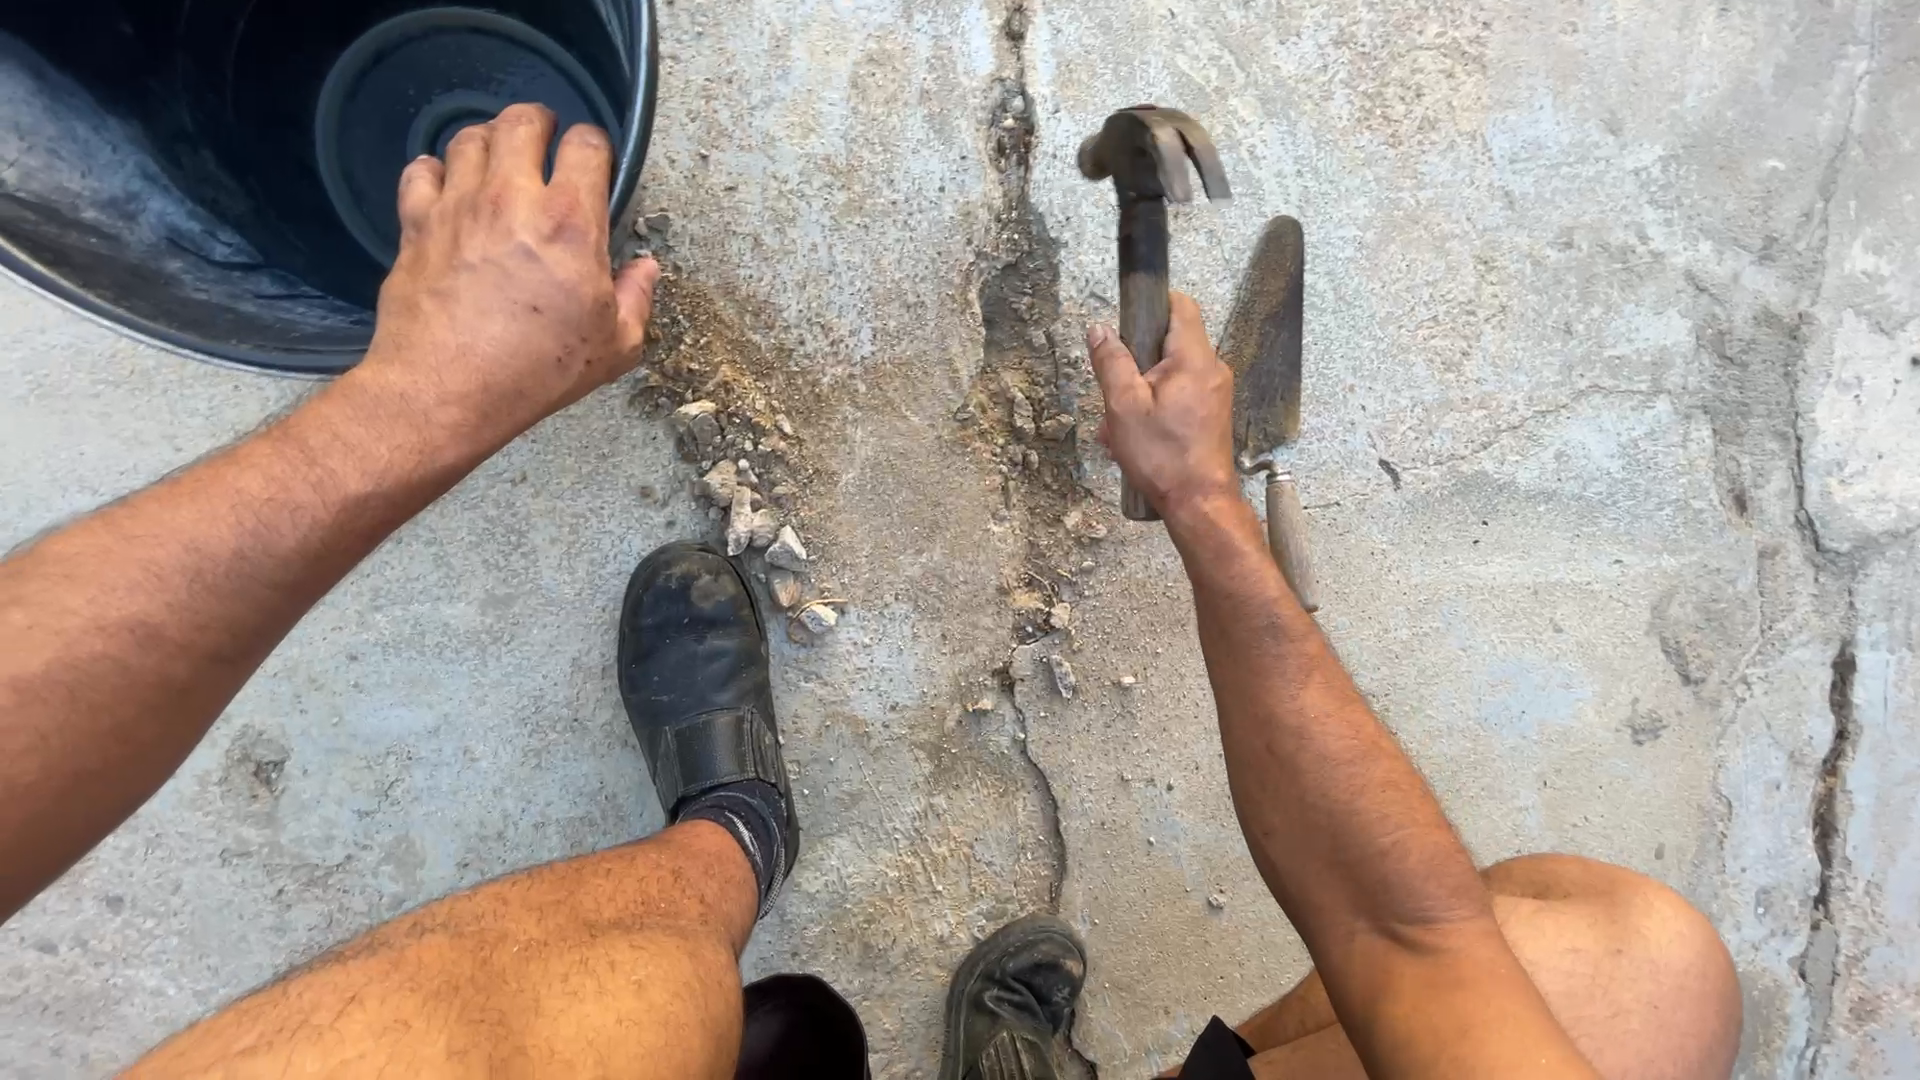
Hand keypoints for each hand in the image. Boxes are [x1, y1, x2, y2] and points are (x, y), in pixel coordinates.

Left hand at [349, 104, 659, 449]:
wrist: (452, 385)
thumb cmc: (542, 368)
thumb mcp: (616, 345)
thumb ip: (637, 298)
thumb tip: (646, 269)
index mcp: (571, 225)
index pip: (585, 147)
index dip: (596, 144)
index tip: (598, 160)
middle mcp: (512, 199)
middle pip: (521, 122)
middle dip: (540, 122)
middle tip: (548, 139)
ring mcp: (458, 206)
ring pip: (470, 138)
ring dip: (492, 140)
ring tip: (503, 159)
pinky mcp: (417, 223)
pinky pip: (422, 170)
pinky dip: (440, 169)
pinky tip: (452, 186)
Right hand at [1086, 292, 1239, 521]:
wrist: (1198, 502)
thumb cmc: (1162, 456)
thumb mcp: (1123, 406)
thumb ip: (1111, 363)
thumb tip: (1099, 329)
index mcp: (1194, 359)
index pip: (1181, 305)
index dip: (1153, 304)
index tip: (1126, 324)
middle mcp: (1212, 369)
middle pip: (1171, 342)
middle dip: (1136, 362)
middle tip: (1115, 392)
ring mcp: (1215, 393)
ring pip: (1171, 373)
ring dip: (1140, 392)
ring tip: (1120, 425)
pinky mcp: (1212, 413)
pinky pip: (1179, 395)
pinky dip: (1155, 407)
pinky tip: (1136, 436)